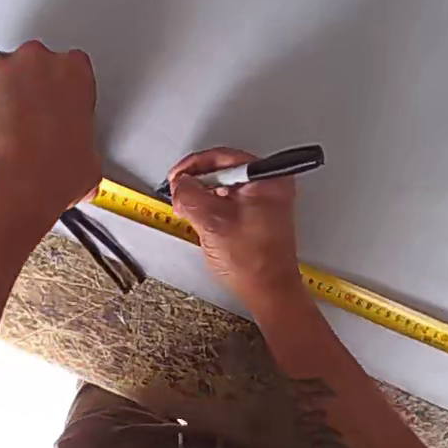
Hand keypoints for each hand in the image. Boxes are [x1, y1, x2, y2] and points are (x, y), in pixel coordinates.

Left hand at [0, 41, 100, 214]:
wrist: (18, 186)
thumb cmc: (52, 172)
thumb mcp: (90, 158)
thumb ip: (83, 139)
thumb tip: (78, 154)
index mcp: (73, 70)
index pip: (74, 67)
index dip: (67, 92)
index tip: (64, 109)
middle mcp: (36, 60)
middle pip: (34, 64)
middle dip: (34, 90)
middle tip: (36, 125)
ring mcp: (1, 70)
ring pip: (2, 76)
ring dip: (5, 98)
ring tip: (11, 135)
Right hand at [168, 147, 301, 307]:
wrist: (268, 290)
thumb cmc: (253, 262)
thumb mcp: (211, 222)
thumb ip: (190, 195)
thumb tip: (180, 183)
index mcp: (266, 177)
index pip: (222, 157)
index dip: (192, 166)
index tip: (177, 177)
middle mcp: (271, 185)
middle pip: (223, 172)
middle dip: (197, 185)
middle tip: (180, 196)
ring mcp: (267, 203)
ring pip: (224, 190)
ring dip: (203, 200)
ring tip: (191, 214)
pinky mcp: (260, 219)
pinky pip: (231, 205)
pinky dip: (213, 212)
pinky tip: (205, 226)